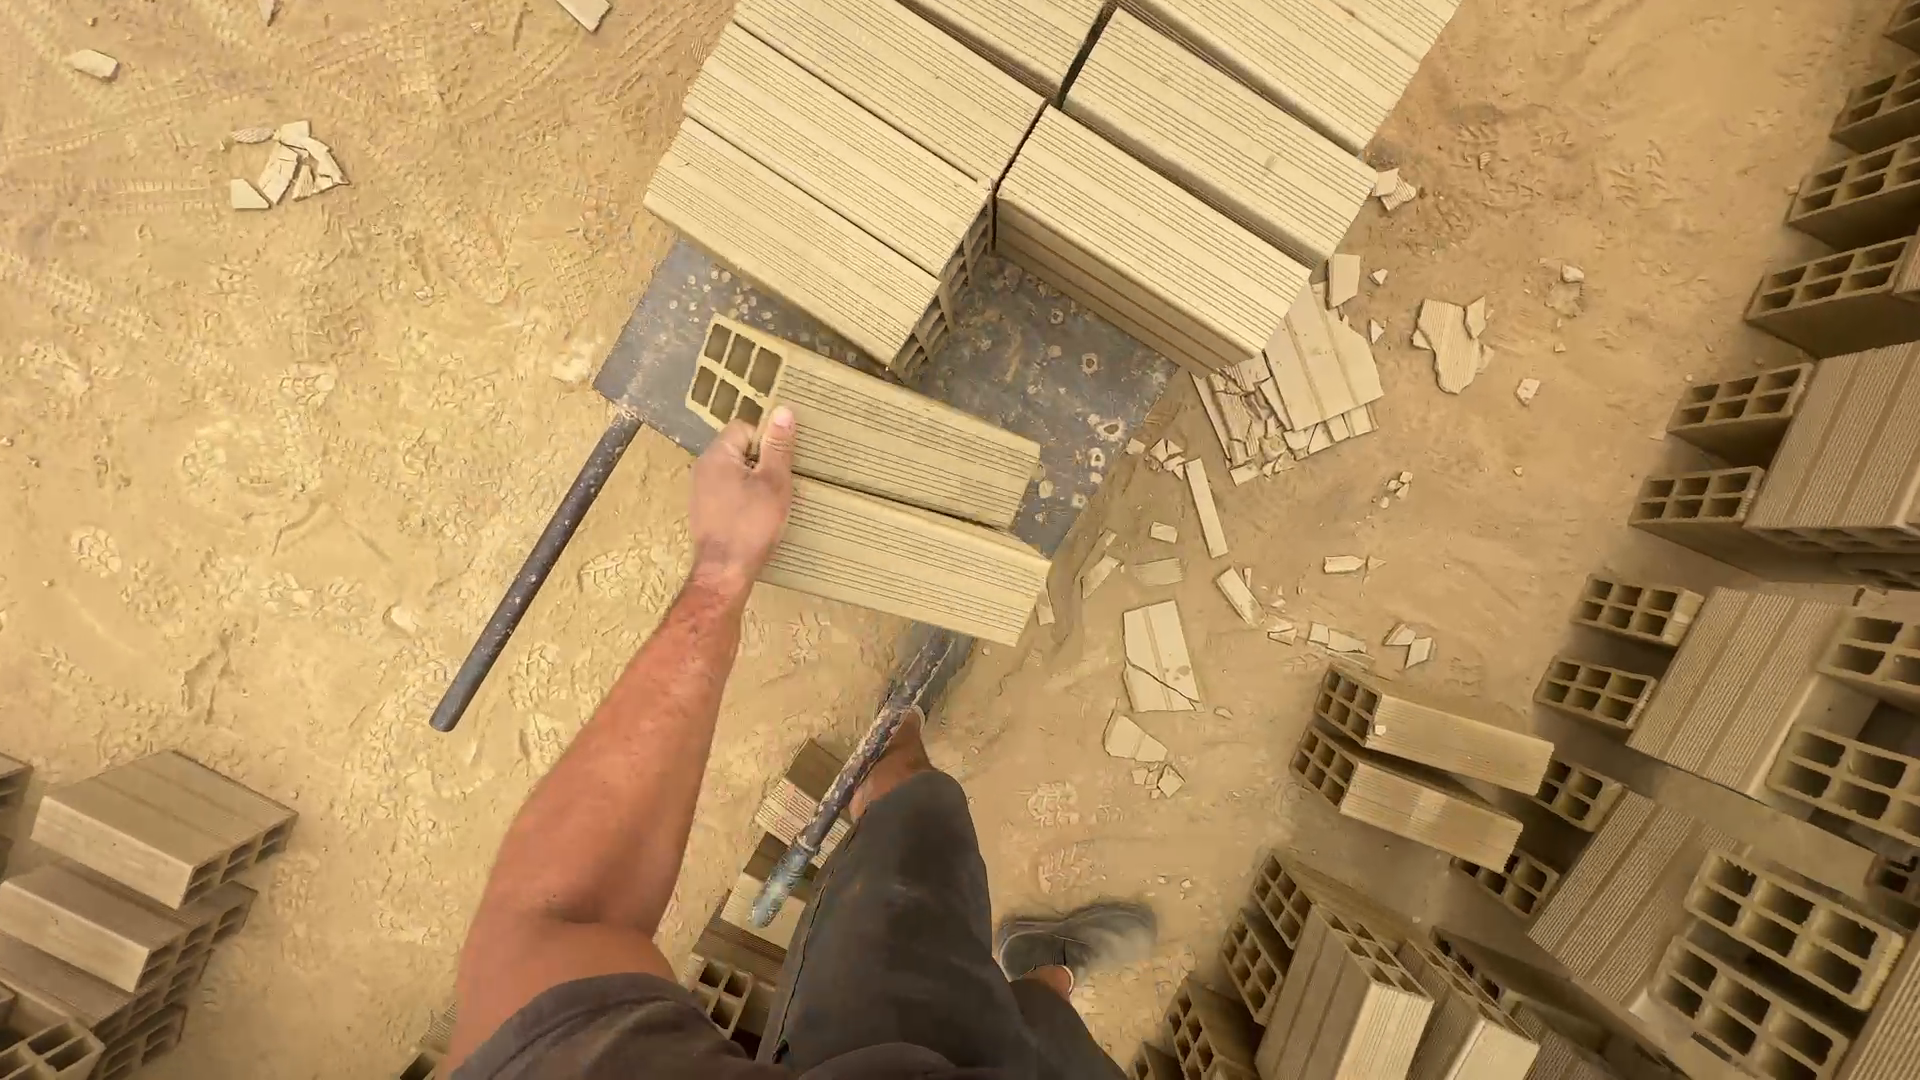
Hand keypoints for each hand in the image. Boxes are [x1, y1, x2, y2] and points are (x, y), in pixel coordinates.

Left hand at [688, 406, 795, 599]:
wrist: (724, 571)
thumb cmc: (752, 525)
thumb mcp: (773, 483)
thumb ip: (778, 447)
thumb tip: (784, 410)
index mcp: (717, 455)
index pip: (744, 428)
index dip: (768, 440)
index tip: (783, 462)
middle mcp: (702, 467)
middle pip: (738, 449)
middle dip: (763, 461)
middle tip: (783, 481)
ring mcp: (700, 491)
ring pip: (734, 472)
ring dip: (755, 481)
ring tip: (773, 500)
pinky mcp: (704, 511)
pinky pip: (728, 491)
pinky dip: (744, 498)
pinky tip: (758, 516)